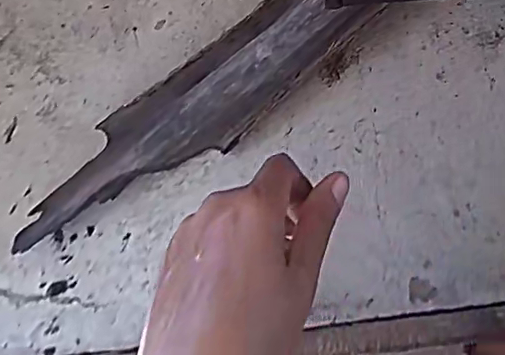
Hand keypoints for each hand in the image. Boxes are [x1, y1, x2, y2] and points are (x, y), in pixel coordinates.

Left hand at [140, 154, 348, 354]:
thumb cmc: (245, 342)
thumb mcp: (301, 279)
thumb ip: (320, 221)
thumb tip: (335, 185)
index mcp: (252, 209)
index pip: (283, 167)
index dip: (302, 187)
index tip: (308, 210)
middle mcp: (216, 212)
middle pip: (256, 192)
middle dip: (276, 215)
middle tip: (288, 256)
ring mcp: (188, 235)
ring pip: (229, 215)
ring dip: (248, 232)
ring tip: (259, 282)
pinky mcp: (169, 260)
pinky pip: (204, 237)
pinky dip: (220, 250)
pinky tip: (230, 292)